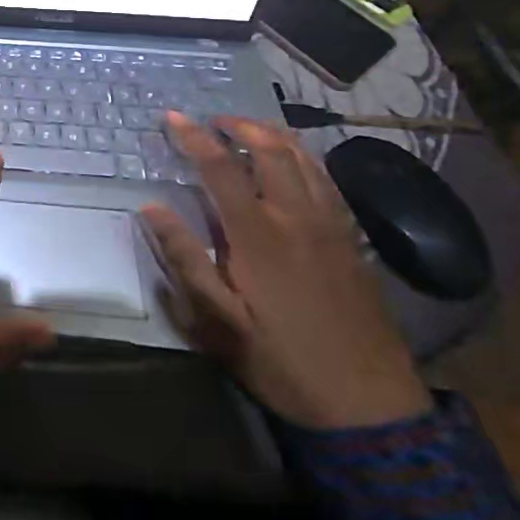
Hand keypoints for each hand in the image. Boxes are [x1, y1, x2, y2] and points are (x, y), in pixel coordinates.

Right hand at [143, 112, 432, 430]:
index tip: (172, 116)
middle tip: (214, 119)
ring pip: (305, 159)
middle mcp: (298, 216)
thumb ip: (185, 259)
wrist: (368, 402)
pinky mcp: (352, 239)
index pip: (221, 168)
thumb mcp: (218, 321)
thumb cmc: (281, 361)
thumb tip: (151, 208)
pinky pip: (327, 180)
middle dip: (240, 126)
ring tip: (250, 128)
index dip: (194, 137)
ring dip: (274, 135)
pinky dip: (305, 157)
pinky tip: (295, 164)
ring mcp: (331, 225)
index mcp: (259, 234)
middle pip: (271, 150)